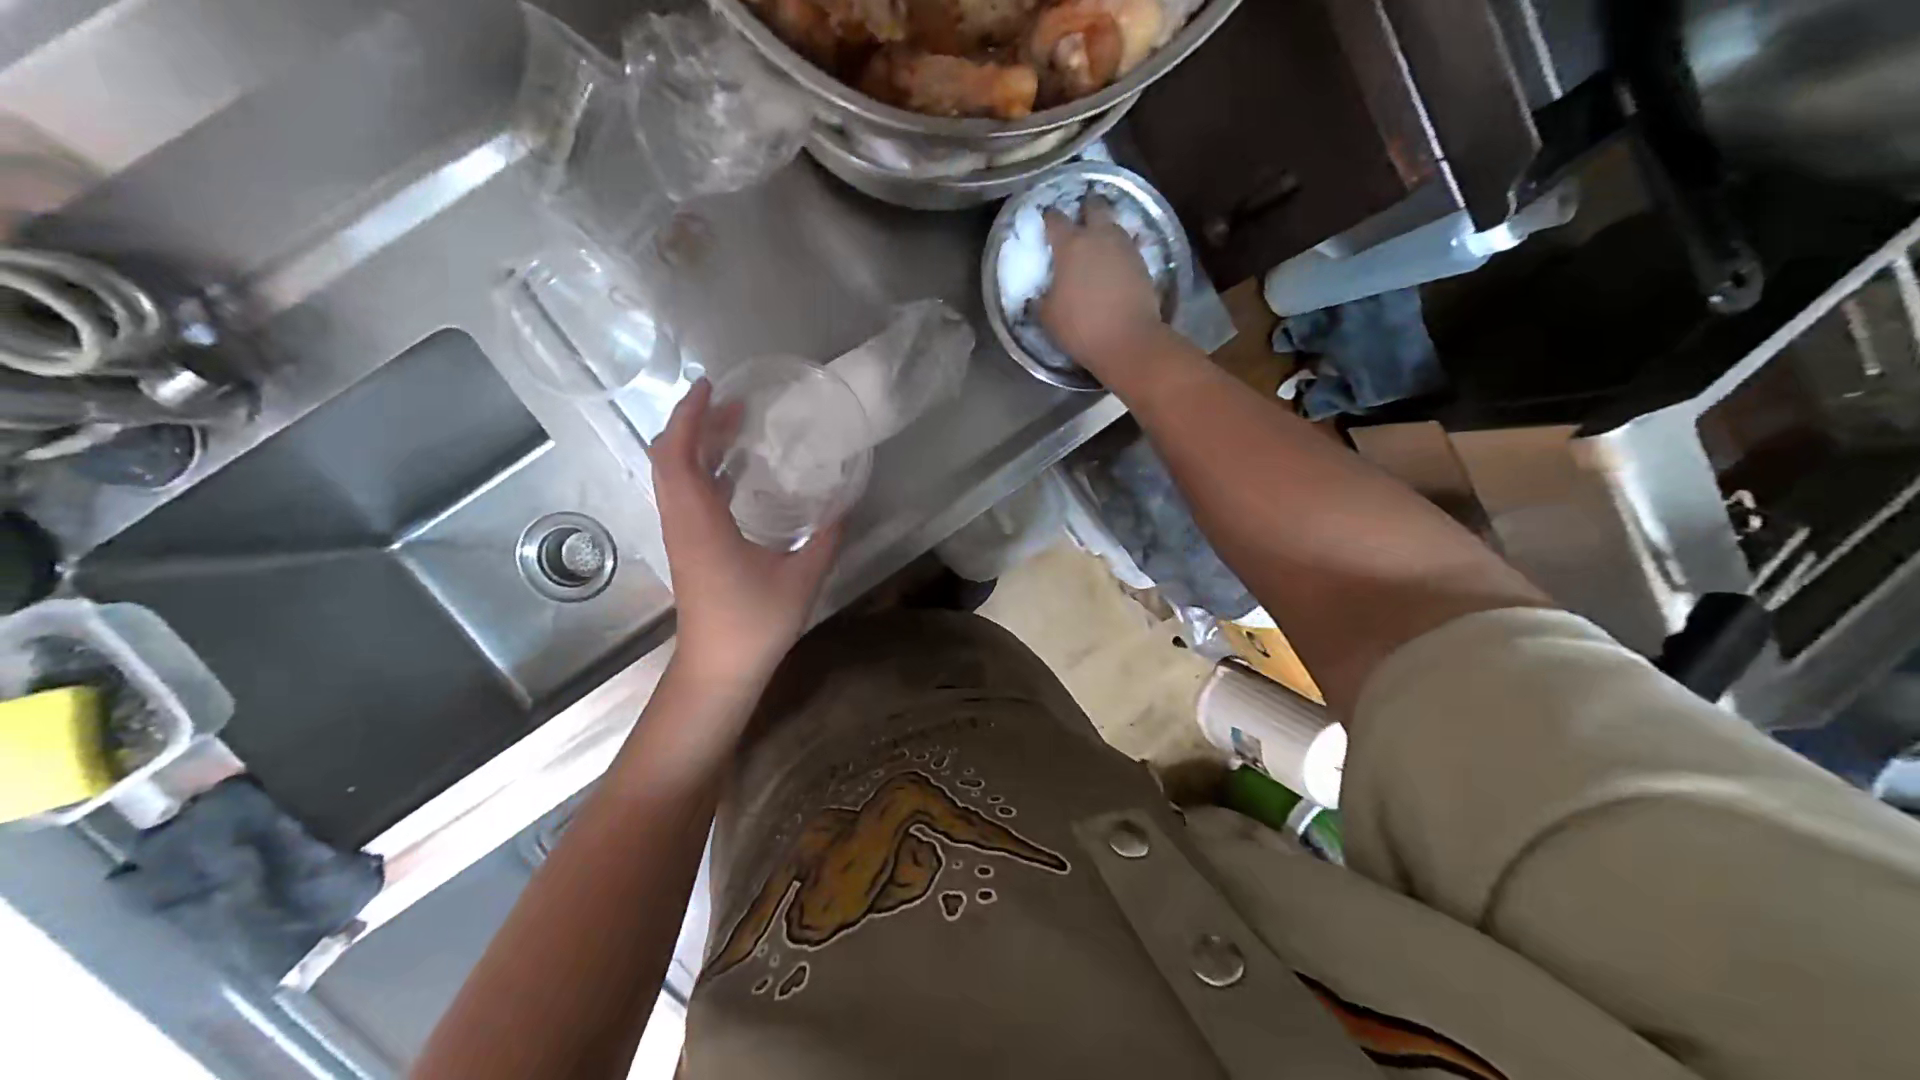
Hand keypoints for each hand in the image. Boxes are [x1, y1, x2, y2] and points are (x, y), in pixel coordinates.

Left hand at [648, 379, 839, 689]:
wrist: (718, 669)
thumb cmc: (755, 623)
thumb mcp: (802, 578)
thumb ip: (826, 537)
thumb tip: (845, 504)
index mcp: (701, 522)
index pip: (680, 455)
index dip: (690, 415)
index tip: (710, 386)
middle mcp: (681, 522)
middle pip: (668, 458)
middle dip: (694, 423)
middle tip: (732, 405)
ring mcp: (679, 536)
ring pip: (672, 476)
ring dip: (696, 446)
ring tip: (734, 429)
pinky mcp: (685, 548)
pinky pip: (682, 495)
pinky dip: (700, 471)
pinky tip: (734, 473)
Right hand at [1040, 203, 1166, 373]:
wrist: (1128, 340)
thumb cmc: (1081, 327)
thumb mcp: (1048, 316)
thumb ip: (1041, 298)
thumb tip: (1038, 294)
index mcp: (1070, 245)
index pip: (1055, 219)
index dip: (1049, 219)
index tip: (1046, 224)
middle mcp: (1099, 237)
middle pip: (1094, 207)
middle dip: (1085, 210)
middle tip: (1079, 222)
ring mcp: (1125, 247)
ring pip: (1114, 225)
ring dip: (1105, 229)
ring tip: (1098, 244)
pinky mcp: (1143, 262)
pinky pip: (1129, 246)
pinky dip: (1120, 251)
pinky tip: (1116, 264)